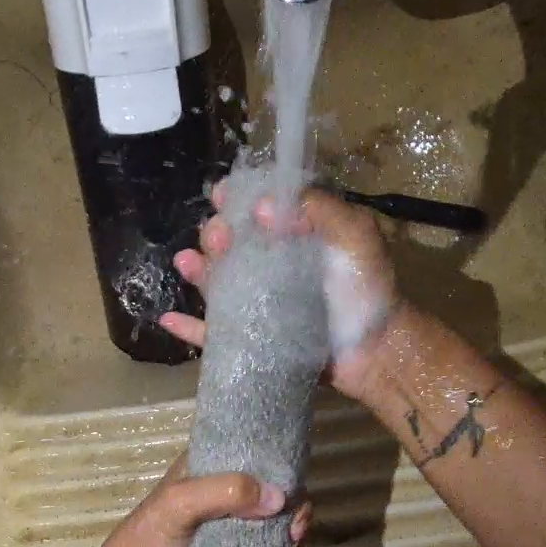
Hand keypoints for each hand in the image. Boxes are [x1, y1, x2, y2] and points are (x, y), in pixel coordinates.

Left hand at [73, 458, 311, 546]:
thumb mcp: (177, 506)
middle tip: (295, 532)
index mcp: (206, 473)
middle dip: (293, 514)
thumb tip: (279, 497)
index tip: (292, 489)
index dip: (277, 469)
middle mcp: (223, 500)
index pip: (252, 457)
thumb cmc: (145, 545)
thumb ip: (224, 492)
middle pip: (272, 497)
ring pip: (276, 532)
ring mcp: (231, 536)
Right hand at [158, 184, 401, 400]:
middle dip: (216, 235)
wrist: (375, 350)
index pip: (257, 212)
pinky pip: (213, 334)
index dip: (237, 200)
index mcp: (294, 238)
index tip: (225, 196)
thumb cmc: (367, 289)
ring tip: (188, 264)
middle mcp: (271, 267)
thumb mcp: (355, 236)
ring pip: (216, 284)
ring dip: (197, 270)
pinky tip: (169, 319)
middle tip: (219, 236)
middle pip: (230, 245)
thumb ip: (320, 210)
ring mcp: (258, 304)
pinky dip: (189, 327)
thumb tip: (266, 206)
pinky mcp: (251, 339)